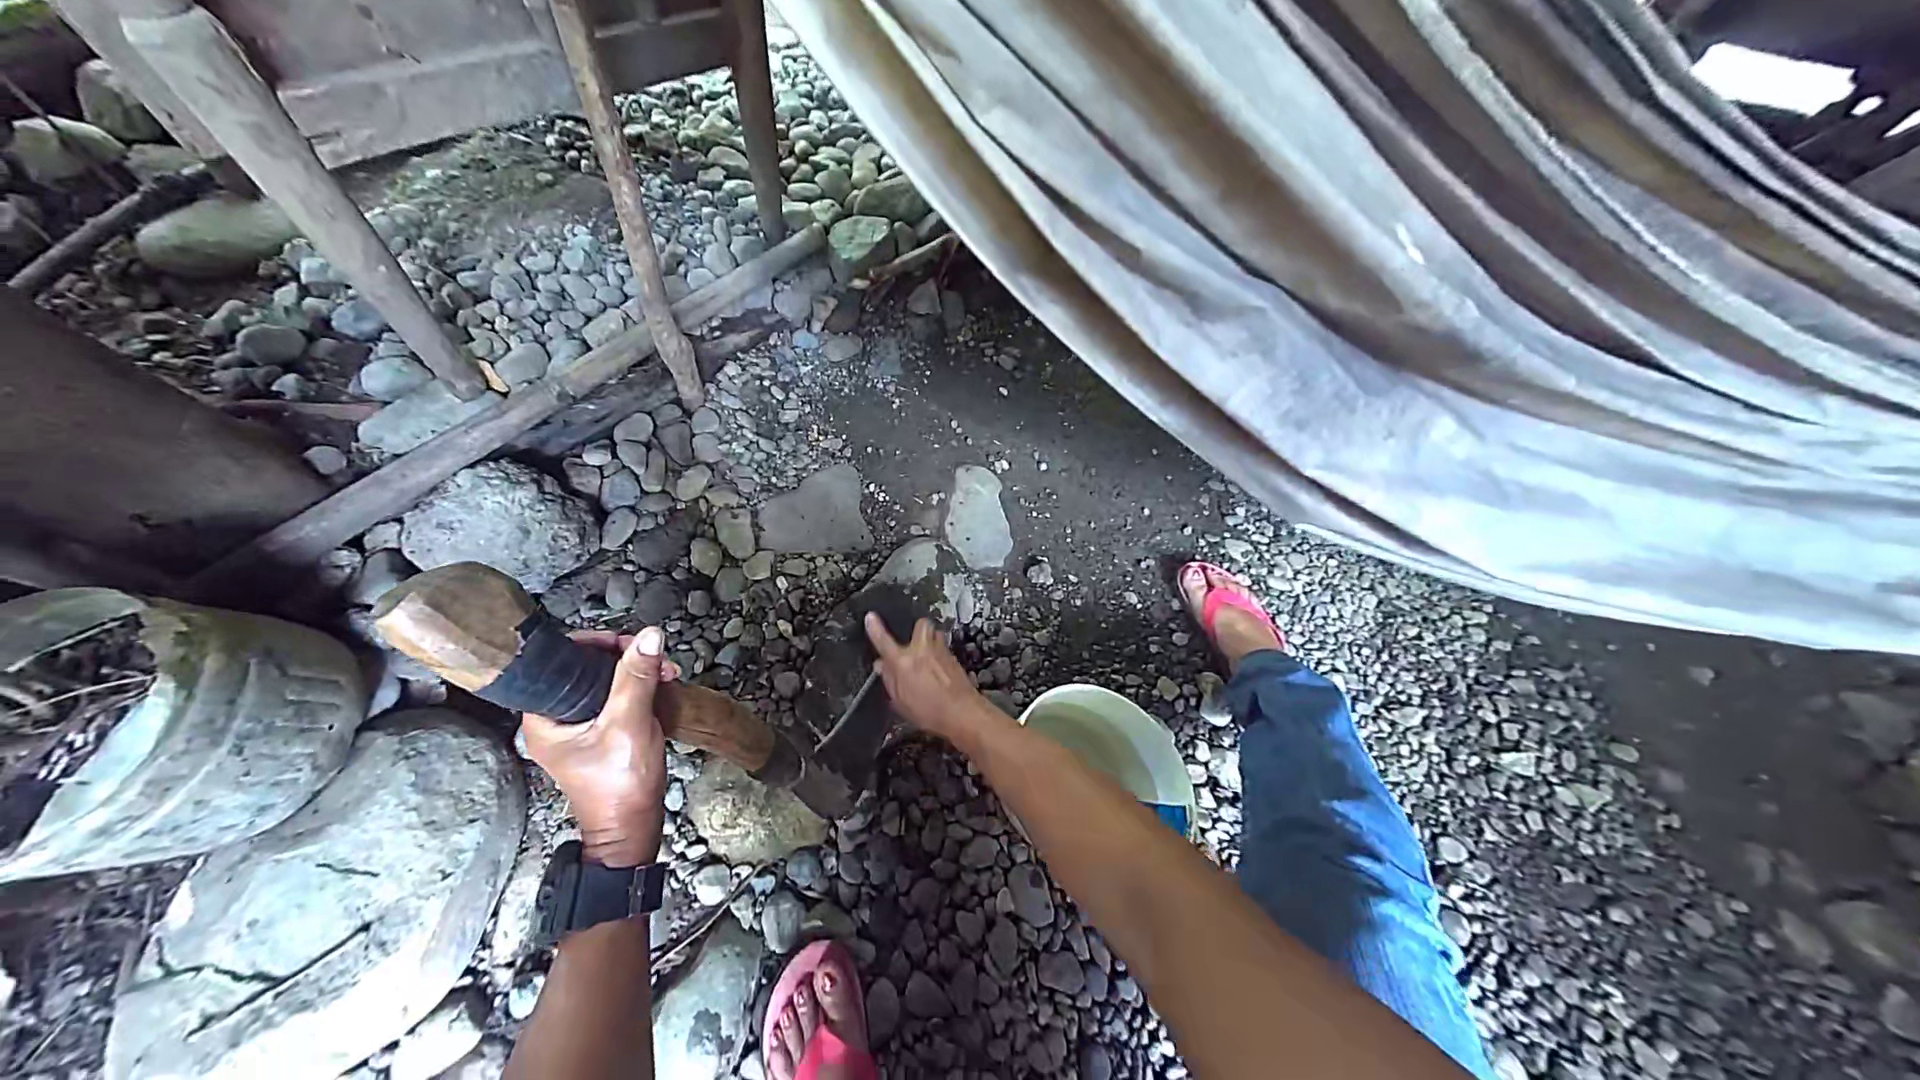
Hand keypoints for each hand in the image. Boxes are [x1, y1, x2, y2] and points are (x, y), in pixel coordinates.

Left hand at [520, 627, 678, 866]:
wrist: (633, 827)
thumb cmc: (620, 787)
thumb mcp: (629, 724)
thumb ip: (637, 678)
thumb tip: (650, 637)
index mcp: (545, 717)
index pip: (562, 659)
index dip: (595, 643)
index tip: (627, 642)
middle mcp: (558, 717)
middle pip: (588, 665)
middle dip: (626, 655)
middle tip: (652, 657)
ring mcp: (581, 724)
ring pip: (608, 678)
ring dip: (639, 669)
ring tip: (665, 672)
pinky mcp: (603, 729)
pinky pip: (619, 694)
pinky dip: (641, 685)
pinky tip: (662, 685)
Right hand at [864, 614, 1010, 745]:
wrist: (962, 713)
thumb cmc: (931, 711)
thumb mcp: (900, 702)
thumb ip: (889, 679)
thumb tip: (882, 666)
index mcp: (903, 662)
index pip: (884, 640)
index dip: (875, 628)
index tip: (871, 618)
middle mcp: (923, 651)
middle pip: (920, 624)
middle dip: (915, 629)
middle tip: (911, 642)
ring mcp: (941, 652)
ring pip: (935, 634)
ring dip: (930, 640)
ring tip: (925, 656)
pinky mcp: (955, 658)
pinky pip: (944, 648)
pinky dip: (939, 655)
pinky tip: (937, 670)